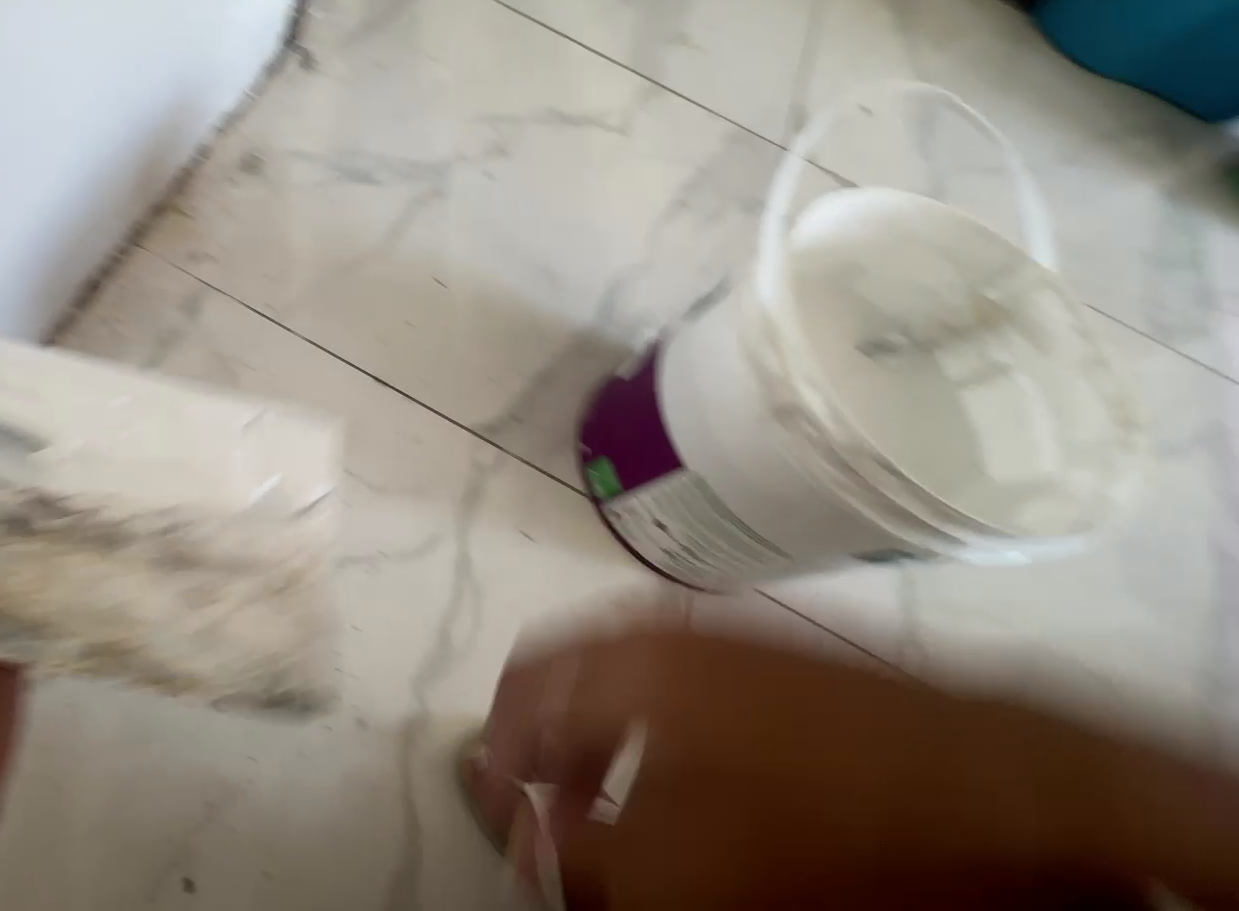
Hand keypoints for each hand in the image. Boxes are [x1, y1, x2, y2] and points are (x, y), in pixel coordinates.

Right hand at [467, 625, 1238, 909]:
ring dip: (600, 741)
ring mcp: (713, 634)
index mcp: (623, 661)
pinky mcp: (760, 652)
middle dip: (549, 747)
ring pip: (619, 680)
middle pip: (565, 677)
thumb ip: (573, 850)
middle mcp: (657, 628)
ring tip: (611, 801)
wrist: (996, 789)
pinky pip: (672, 683)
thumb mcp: (674, 865)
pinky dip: (653, 730)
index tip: (500, 802)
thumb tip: (512, 827)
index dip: (499, 751)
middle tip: (553, 809)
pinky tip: (683, 780)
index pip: (520, 688)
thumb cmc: (815, 827)